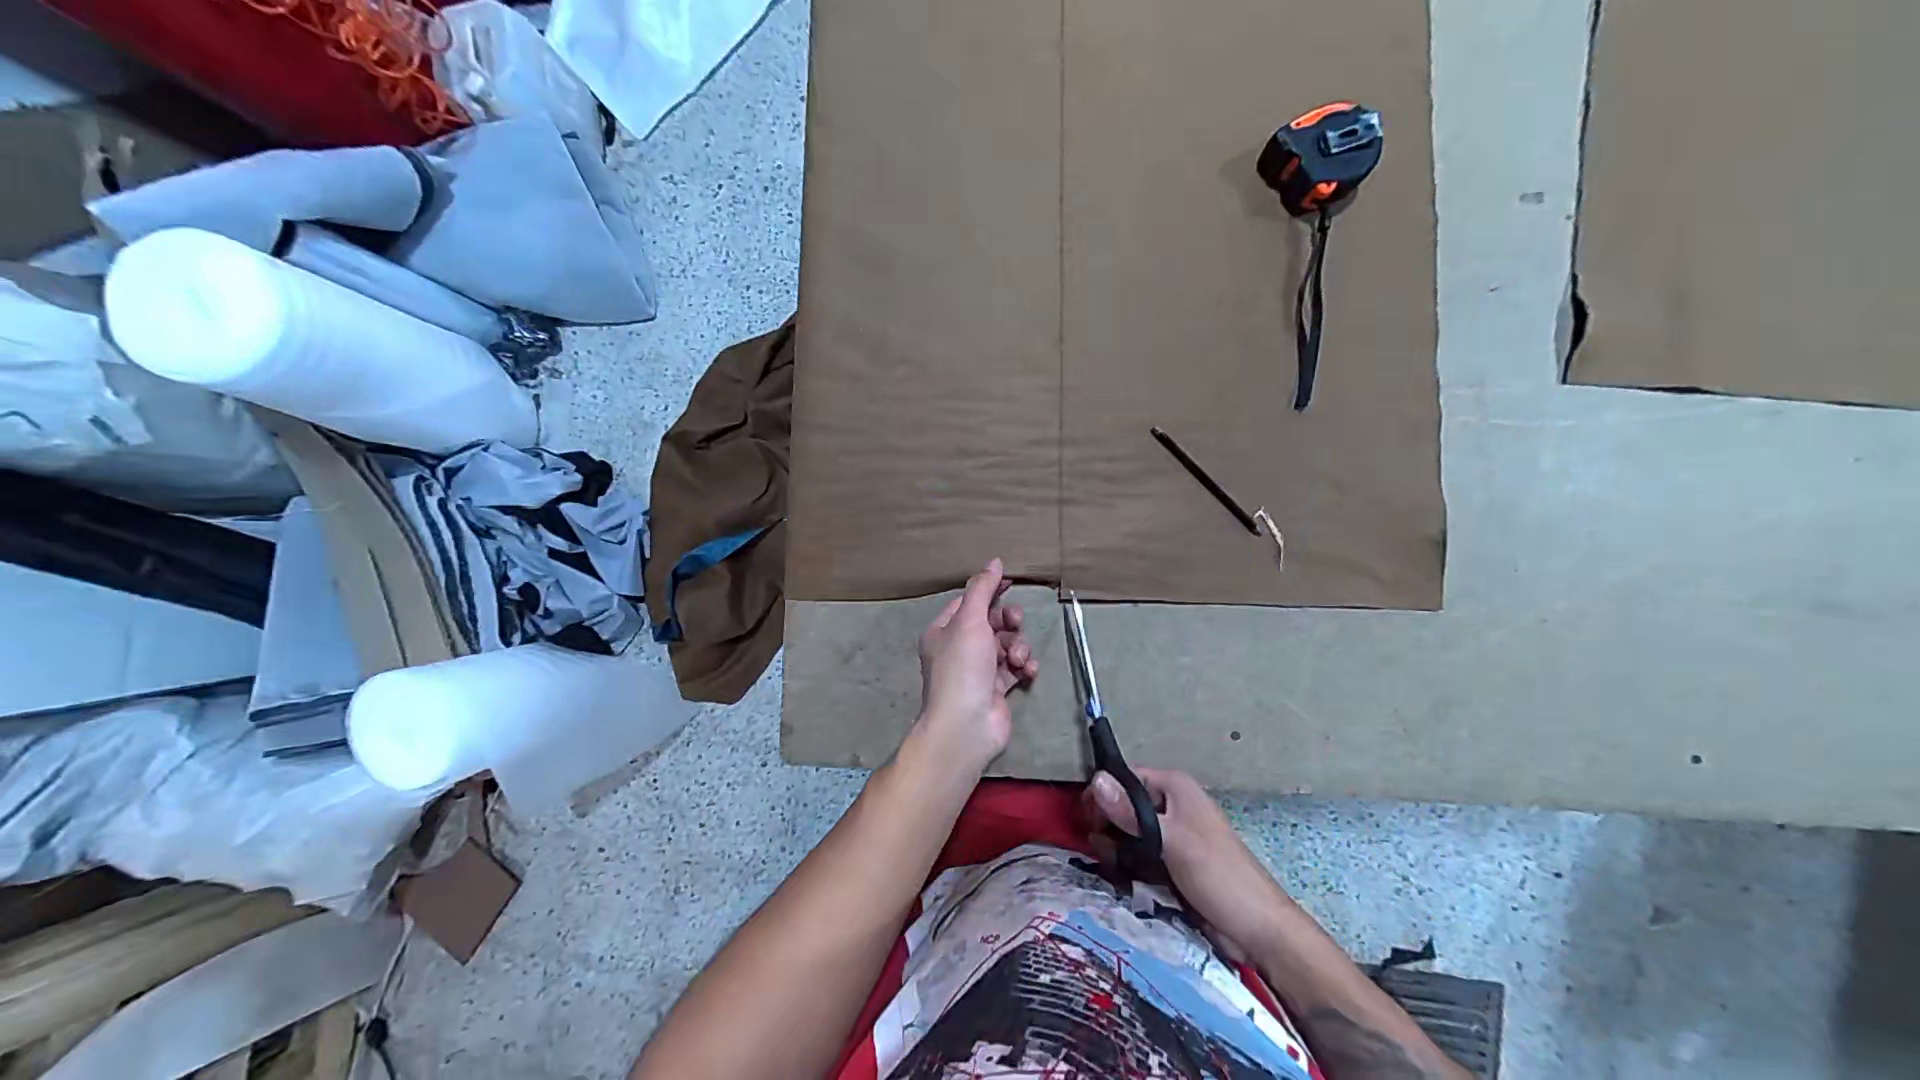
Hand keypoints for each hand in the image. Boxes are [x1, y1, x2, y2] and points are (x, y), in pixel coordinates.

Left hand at [912, 558, 1038, 772]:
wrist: (967, 725)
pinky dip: (1024, 666)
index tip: (1010, 583)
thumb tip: (994, 562)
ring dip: (1018, 646)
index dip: (989, 591)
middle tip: (1014, 623)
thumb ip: (982, 589)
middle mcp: (959, 649)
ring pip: (1007, 644)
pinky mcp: (996, 689)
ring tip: (1017, 659)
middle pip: (991, 622)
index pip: (969, 602)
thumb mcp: (969, 620)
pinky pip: (1015, 668)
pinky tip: (1027, 671)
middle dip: (1007, 621)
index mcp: (944, 631)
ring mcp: (978, 670)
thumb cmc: (962, 668)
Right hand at [1084, 767, 1295, 951]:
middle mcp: (1170, 805)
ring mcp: (1170, 835)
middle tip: (1103, 851)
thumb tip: (1096, 779)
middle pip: (1121, 805)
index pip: (1123, 778)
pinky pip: (1137, 856)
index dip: (1102, 796)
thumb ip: (1131, 812)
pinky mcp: (1169, 862)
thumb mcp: (1172, 840)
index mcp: (1174, 788)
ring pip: (1126, 833)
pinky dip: (1128, 866)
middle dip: (1107, 827)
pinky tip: (1126, 880)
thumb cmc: (1220, 877)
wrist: (1257, 931)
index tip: (1087, 822)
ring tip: (1116, 869)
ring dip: (1116, 850)